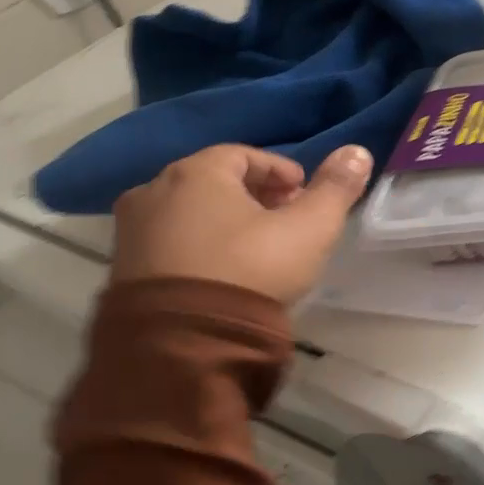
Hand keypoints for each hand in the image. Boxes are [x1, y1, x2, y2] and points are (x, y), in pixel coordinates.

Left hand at [110, 144, 372, 303]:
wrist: (189, 334)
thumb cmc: (255, 267)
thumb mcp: (311, 228)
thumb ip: (336, 188)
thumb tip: (358, 151)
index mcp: (197, 173)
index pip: (244, 155)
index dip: (281, 171)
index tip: (305, 194)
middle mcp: (154, 190)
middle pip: (213, 180)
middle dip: (254, 194)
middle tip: (287, 218)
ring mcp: (133, 228)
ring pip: (190, 210)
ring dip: (225, 219)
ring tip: (259, 245)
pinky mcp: (125, 265)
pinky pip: (172, 239)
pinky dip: (200, 243)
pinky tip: (226, 267)